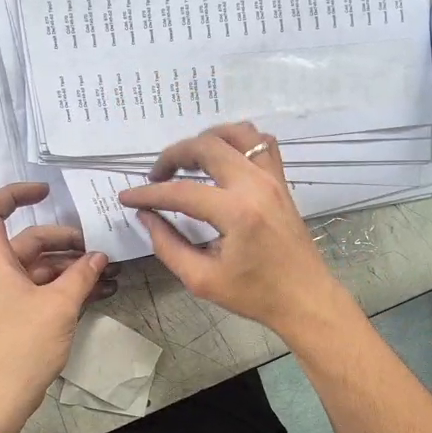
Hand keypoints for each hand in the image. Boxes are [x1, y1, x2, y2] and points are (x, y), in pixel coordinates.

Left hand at [0, 182, 111, 432]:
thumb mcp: (59, 306)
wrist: (1, 397)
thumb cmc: (24, 346)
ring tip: (104, 273)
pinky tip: (94, 292)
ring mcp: (4, 297)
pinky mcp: (14, 317)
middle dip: (62, 240)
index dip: (15, 193)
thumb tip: (98, 257)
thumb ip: (81, 276)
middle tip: (95, 249)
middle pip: (26, 241)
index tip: (47, 191)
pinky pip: (39, 290)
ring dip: (68, 267)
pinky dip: (63, 287)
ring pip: (37, 267)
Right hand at [118, 122, 354, 340]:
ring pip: (237, 133)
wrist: (304, 298)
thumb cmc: (253, 295)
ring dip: (207, 139)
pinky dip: (236, 142)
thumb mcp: (202, 280)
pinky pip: (260, 143)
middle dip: (173, 155)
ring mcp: (273, 179)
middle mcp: (256, 185)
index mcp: (236, 213)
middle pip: (207, 146)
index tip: (127, 198)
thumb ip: (168, 246)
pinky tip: (221, 159)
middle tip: (156, 176)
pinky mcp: (281, 181)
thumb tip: (146, 217)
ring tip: (188, 161)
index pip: (181, 192)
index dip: (148, 194)